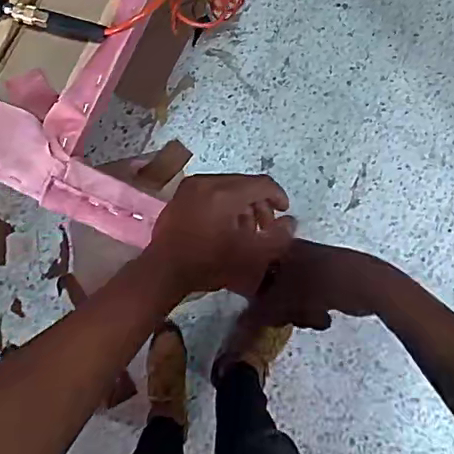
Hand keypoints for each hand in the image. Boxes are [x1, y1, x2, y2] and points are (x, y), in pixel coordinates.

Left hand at [147, 174, 295, 296]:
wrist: (163, 272)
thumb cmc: (207, 263)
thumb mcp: (249, 255)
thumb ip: (276, 237)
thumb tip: (290, 221)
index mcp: (224, 193)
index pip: (261, 183)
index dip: (278, 196)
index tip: (284, 212)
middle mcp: (207, 182)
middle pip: (244, 183)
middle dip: (259, 203)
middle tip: (264, 227)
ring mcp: (191, 187)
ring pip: (228, 186)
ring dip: (242, 204)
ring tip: (245, 230)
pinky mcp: (180, 195)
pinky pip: (211, 191)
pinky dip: (224, 203)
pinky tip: (225, 226)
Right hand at [241, 240, 396, 330]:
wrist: (368, 285)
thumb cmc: (323, 284)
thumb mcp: (287, 300)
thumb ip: (263, 311)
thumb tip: (245, 321)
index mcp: (285, 248)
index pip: (259, 272)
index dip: (258, 295)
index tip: (261, 311)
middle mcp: (299, 251)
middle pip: (278, 285)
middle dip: (283, 307)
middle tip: (288, 318)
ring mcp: (317, 264)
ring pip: (297, 293)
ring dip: (301, 311)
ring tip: (313, 318)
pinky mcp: (331, 277)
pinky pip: (313, 296)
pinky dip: (315, 309)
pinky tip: (324, 317)